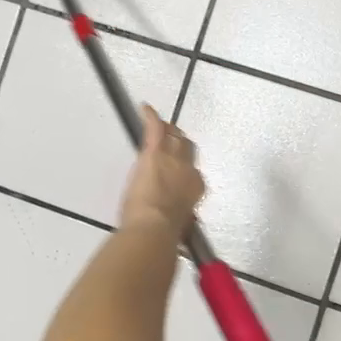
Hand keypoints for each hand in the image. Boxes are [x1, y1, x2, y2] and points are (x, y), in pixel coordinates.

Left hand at [119, 105, 204, 234]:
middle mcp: (188, 168)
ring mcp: (171, 158)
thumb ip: (181, 217)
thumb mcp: (180, 225)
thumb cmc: (167, 233)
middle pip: (185, 149)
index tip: (174, 175)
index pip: (192, 173)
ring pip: (173, 137)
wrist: (154, 226)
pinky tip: (144, 107)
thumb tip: (180, 221)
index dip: (182, 172)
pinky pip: (154, 128)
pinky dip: (150, 117)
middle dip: (179, 146)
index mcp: (196, 188)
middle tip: (170, 145)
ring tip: (161, 127)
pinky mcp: (153, 152)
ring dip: (167, 132)